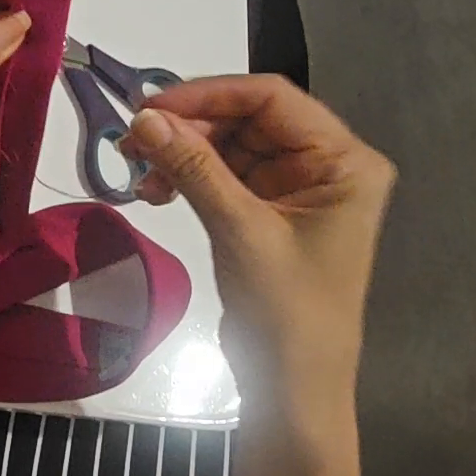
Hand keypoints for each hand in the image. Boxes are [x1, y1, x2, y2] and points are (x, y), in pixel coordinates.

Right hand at [119, 75, 393, 418]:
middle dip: (188, 128)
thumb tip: (141, 118)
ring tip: (139, 175)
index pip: (271, 99)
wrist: (291, 381)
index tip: (148, 108)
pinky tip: (155, 193)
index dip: (207, 95)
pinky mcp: (264, 210)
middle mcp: (322, 164)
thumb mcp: (239, 230)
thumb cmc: (285, 308)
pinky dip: (185, 177)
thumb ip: (193, 168)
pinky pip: (219, 175)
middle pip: (246, 120)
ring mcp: (292, 187)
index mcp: (342, 161)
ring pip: (226, 146)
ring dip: (180, 154)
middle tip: (132, 144)